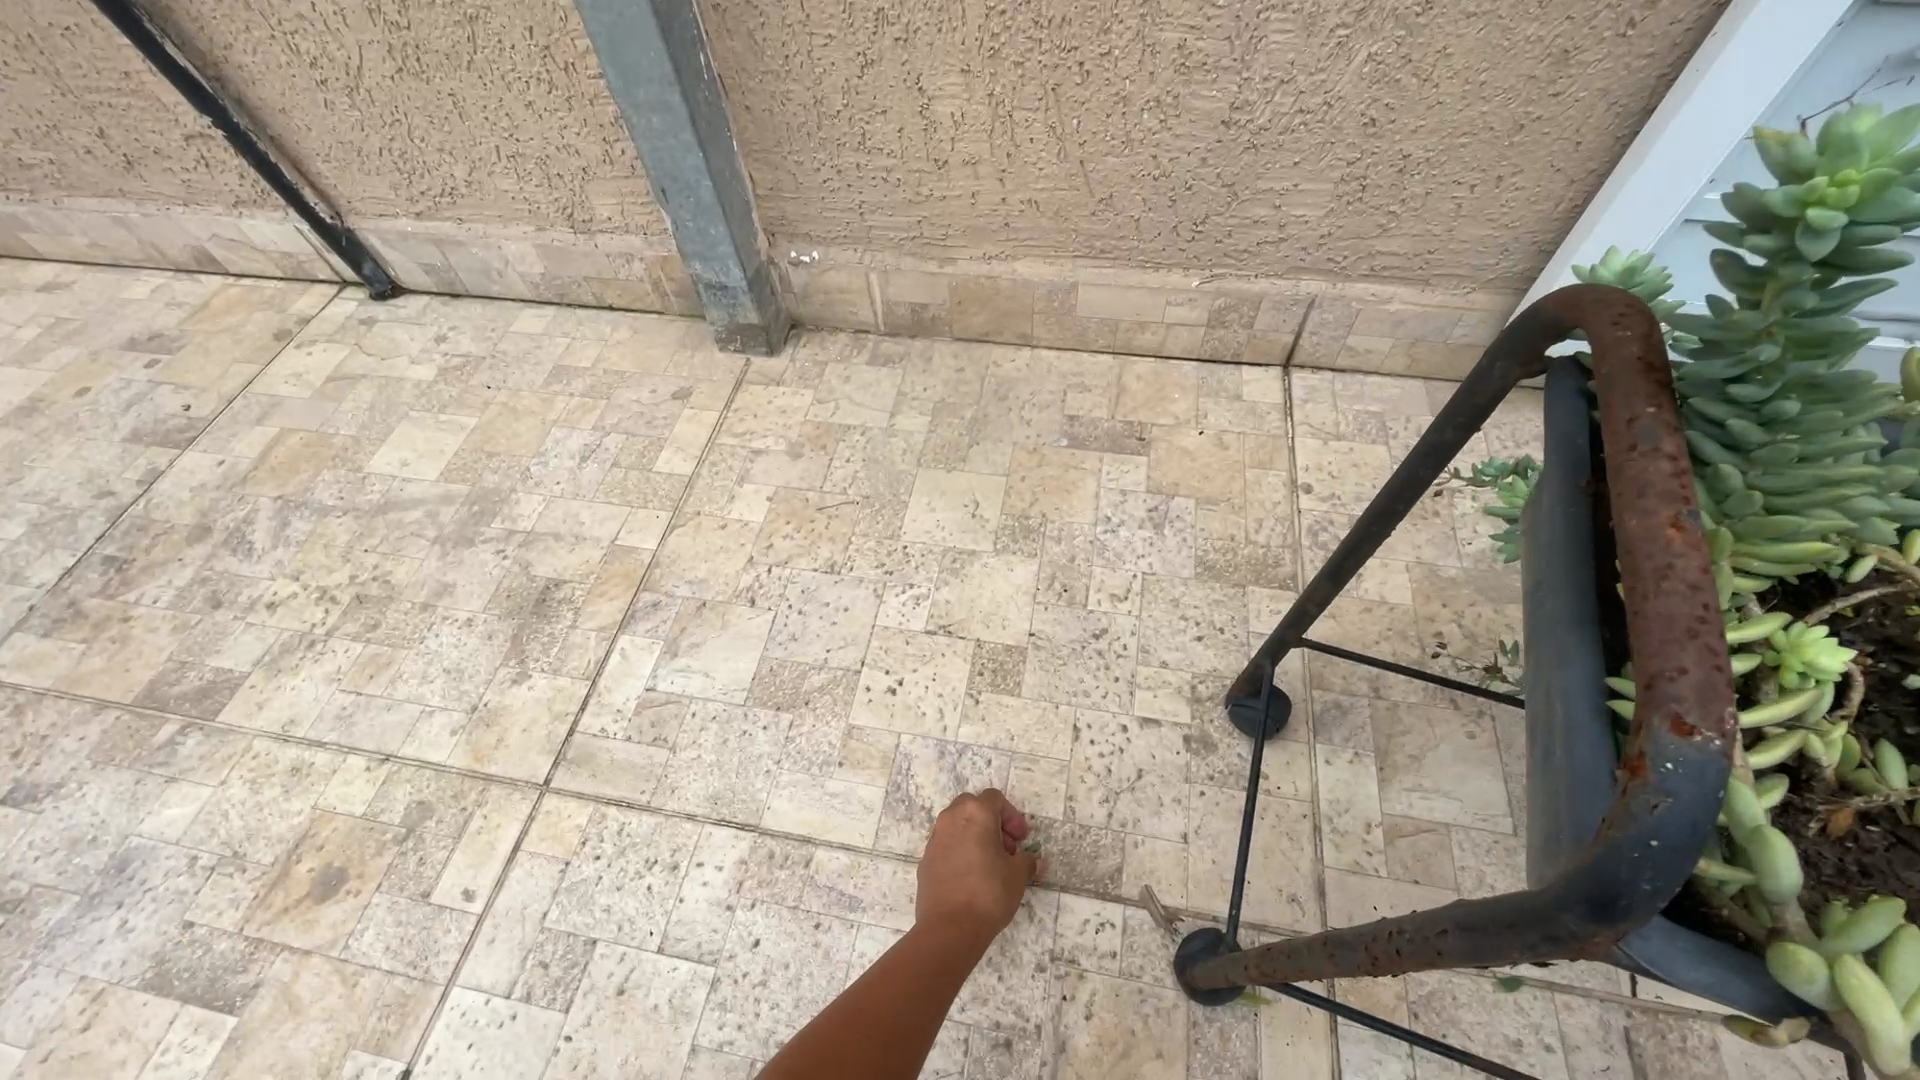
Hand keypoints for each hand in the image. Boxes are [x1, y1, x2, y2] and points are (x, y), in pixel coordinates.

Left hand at [915, 789, 1042, 948]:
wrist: (950, 927)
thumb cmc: (989, 892)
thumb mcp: (1018, 875)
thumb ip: (1027, 862)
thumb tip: (1034, 861)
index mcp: (975, 813)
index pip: (994, 798)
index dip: (1012, 816)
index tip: (1021, 839)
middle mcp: (951, 819)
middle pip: (972, 806)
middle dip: (992, 822)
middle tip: (1006, 848)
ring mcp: (935, 839)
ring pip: (957, 825)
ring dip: (975, 836)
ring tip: (990, 864)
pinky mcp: (925, 860)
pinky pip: (946, 845)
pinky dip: (960, 851)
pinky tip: (971, 878)